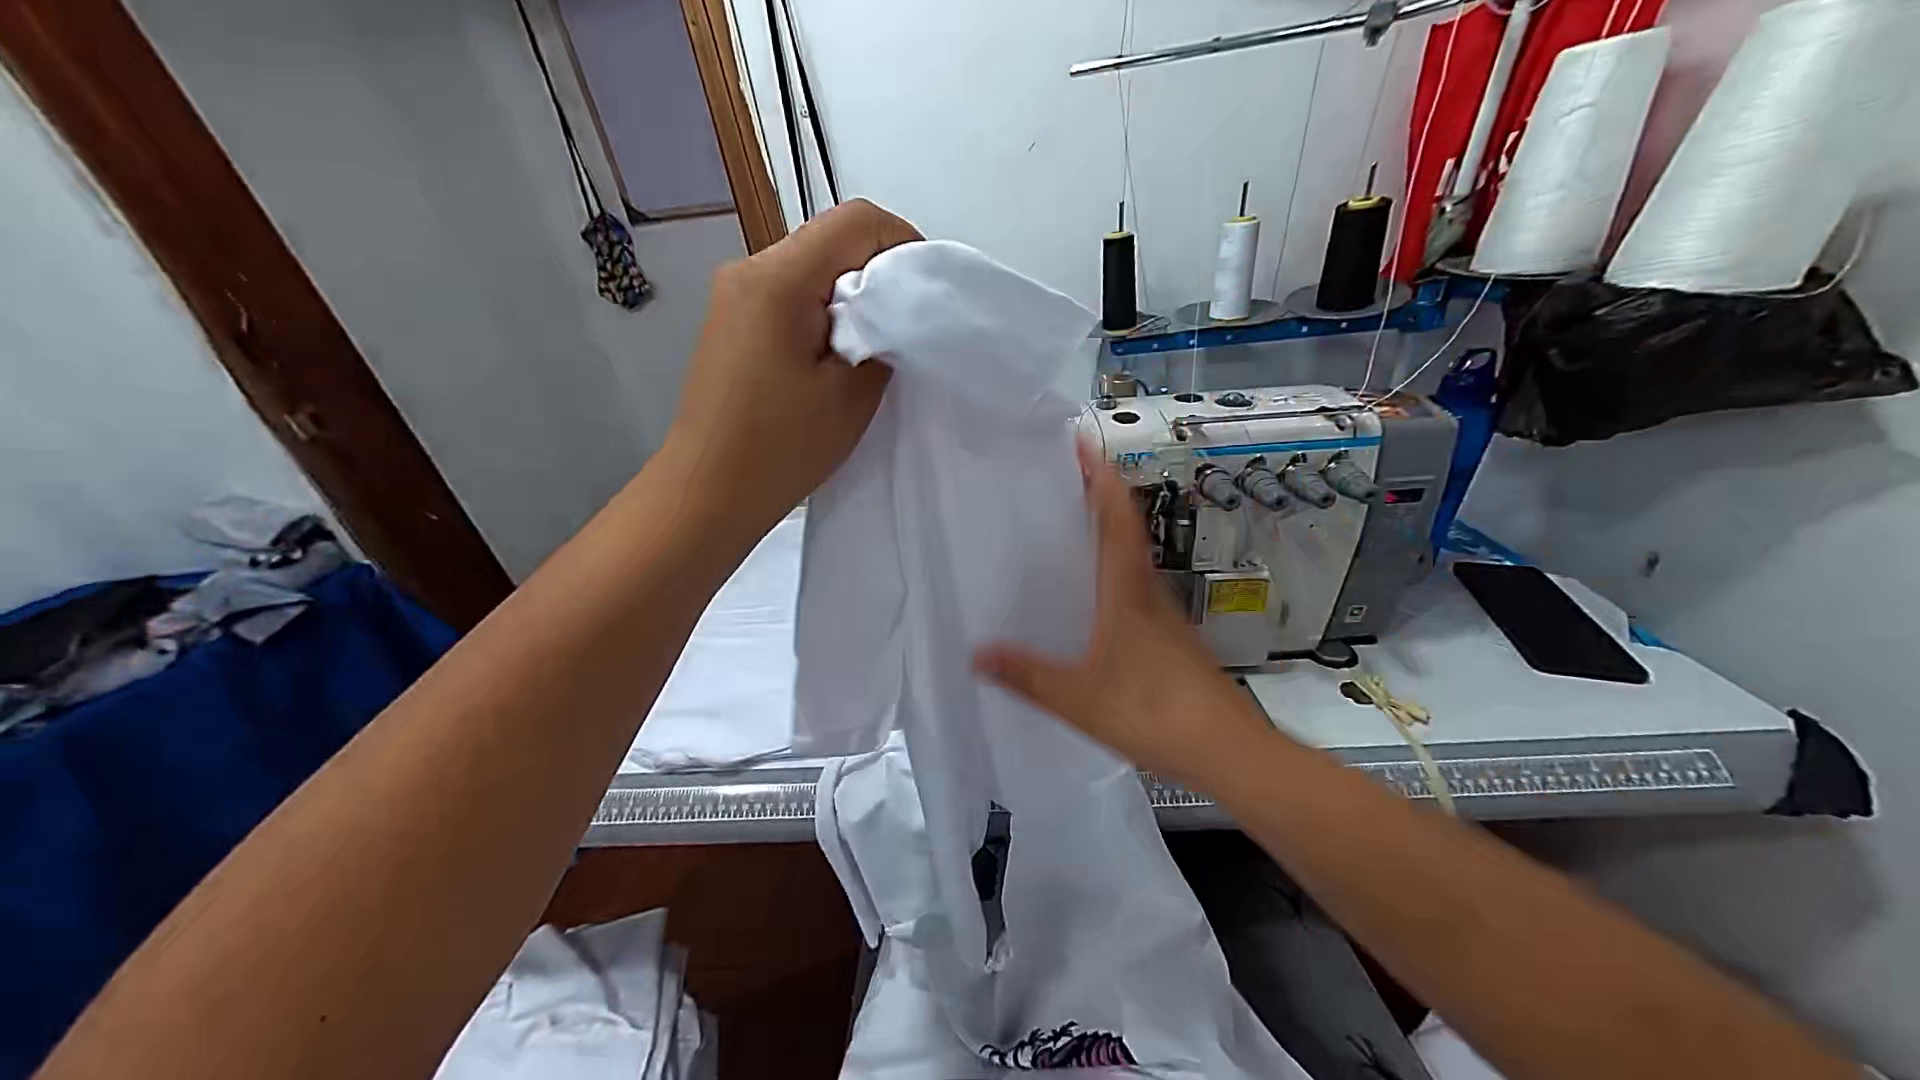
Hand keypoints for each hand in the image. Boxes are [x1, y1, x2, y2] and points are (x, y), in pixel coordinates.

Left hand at [663, 199, 921, 539]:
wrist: (708, 491)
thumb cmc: (780, 448)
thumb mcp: (852, 395)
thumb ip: (882, 338)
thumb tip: (888, 314)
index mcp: (778, 280)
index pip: (854, 220)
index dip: (902, 242)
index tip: (923, 289)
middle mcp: (748, 271)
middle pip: (828, 238)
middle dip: (875, 272)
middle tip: (903, 325)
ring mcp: (733, 295)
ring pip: (808, 267)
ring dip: (847, 296)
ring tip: (869, 348)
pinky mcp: (731, 322)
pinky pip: (787, 294)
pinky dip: (820, 312)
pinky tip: (833, 358)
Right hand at [974, 443, 1279, 788]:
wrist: (1225, 750)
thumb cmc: (1154, 713)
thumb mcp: (1078, 698)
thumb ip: (1027, 676)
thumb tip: (976, 654)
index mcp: (1127, 592)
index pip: (1116, 520)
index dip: (1101, 478)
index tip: (1083, 443)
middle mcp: (1148, 593)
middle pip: (1126, 530)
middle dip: (1099, 495)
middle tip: (1064, 476)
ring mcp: (1163, 616)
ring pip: (1133, 558)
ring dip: (1108, 531)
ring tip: (1070, 524)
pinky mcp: (1170, 639)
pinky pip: (1136, 588)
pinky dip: (1114, 570)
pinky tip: (1093, 596)